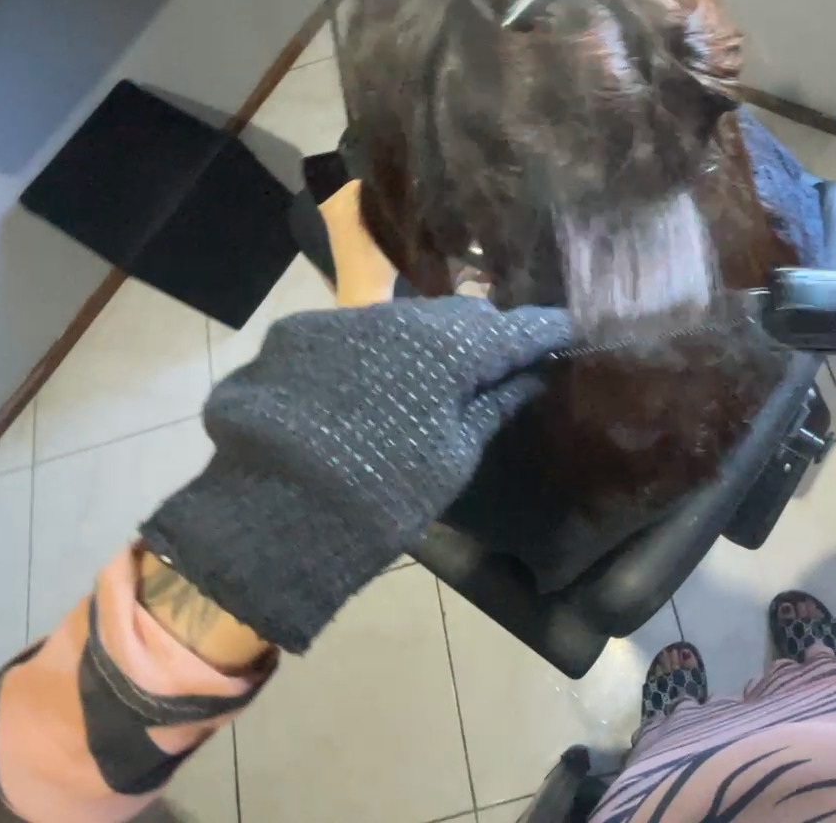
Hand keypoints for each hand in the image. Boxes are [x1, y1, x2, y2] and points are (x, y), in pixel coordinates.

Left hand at [141, 297, 571, 651]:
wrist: (268, 519)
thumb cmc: (381, 497)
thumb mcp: (452, 456)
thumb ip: (495, 404)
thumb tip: (531, 375)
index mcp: (445, 349)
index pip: (510, 330)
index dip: (543, 329)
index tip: (567, 327)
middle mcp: (396, 317)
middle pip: (458, 315)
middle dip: (485, 334)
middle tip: (502, 359)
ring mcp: (343, 321)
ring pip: (407, 319)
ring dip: (430, 341)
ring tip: (435, 374)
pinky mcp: (301, 332)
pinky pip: (360, 331)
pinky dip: (381, 350)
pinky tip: (376, 384)